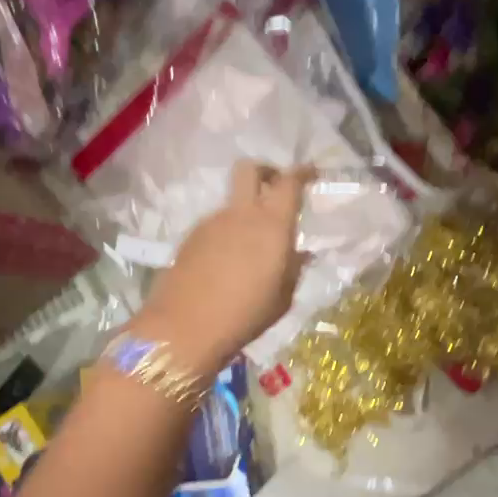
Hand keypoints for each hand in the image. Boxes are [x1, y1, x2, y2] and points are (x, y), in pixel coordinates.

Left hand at [128, 161, 307, 373]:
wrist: (186, 327)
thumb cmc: (246, 315)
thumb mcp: (283, 298)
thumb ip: (294, 269)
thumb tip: (300, 253)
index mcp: (271, 225)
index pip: (289, 183)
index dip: (302, 173)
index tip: (311, 173)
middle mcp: (241, 214)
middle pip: (250, 169)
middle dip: (266, 171)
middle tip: (276, 186)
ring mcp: (212, 222)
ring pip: (234, 202)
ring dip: (247, 212)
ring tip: (255, 247)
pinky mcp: (192, 237)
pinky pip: (218, 225)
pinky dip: (229, 233)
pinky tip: (230, 263)